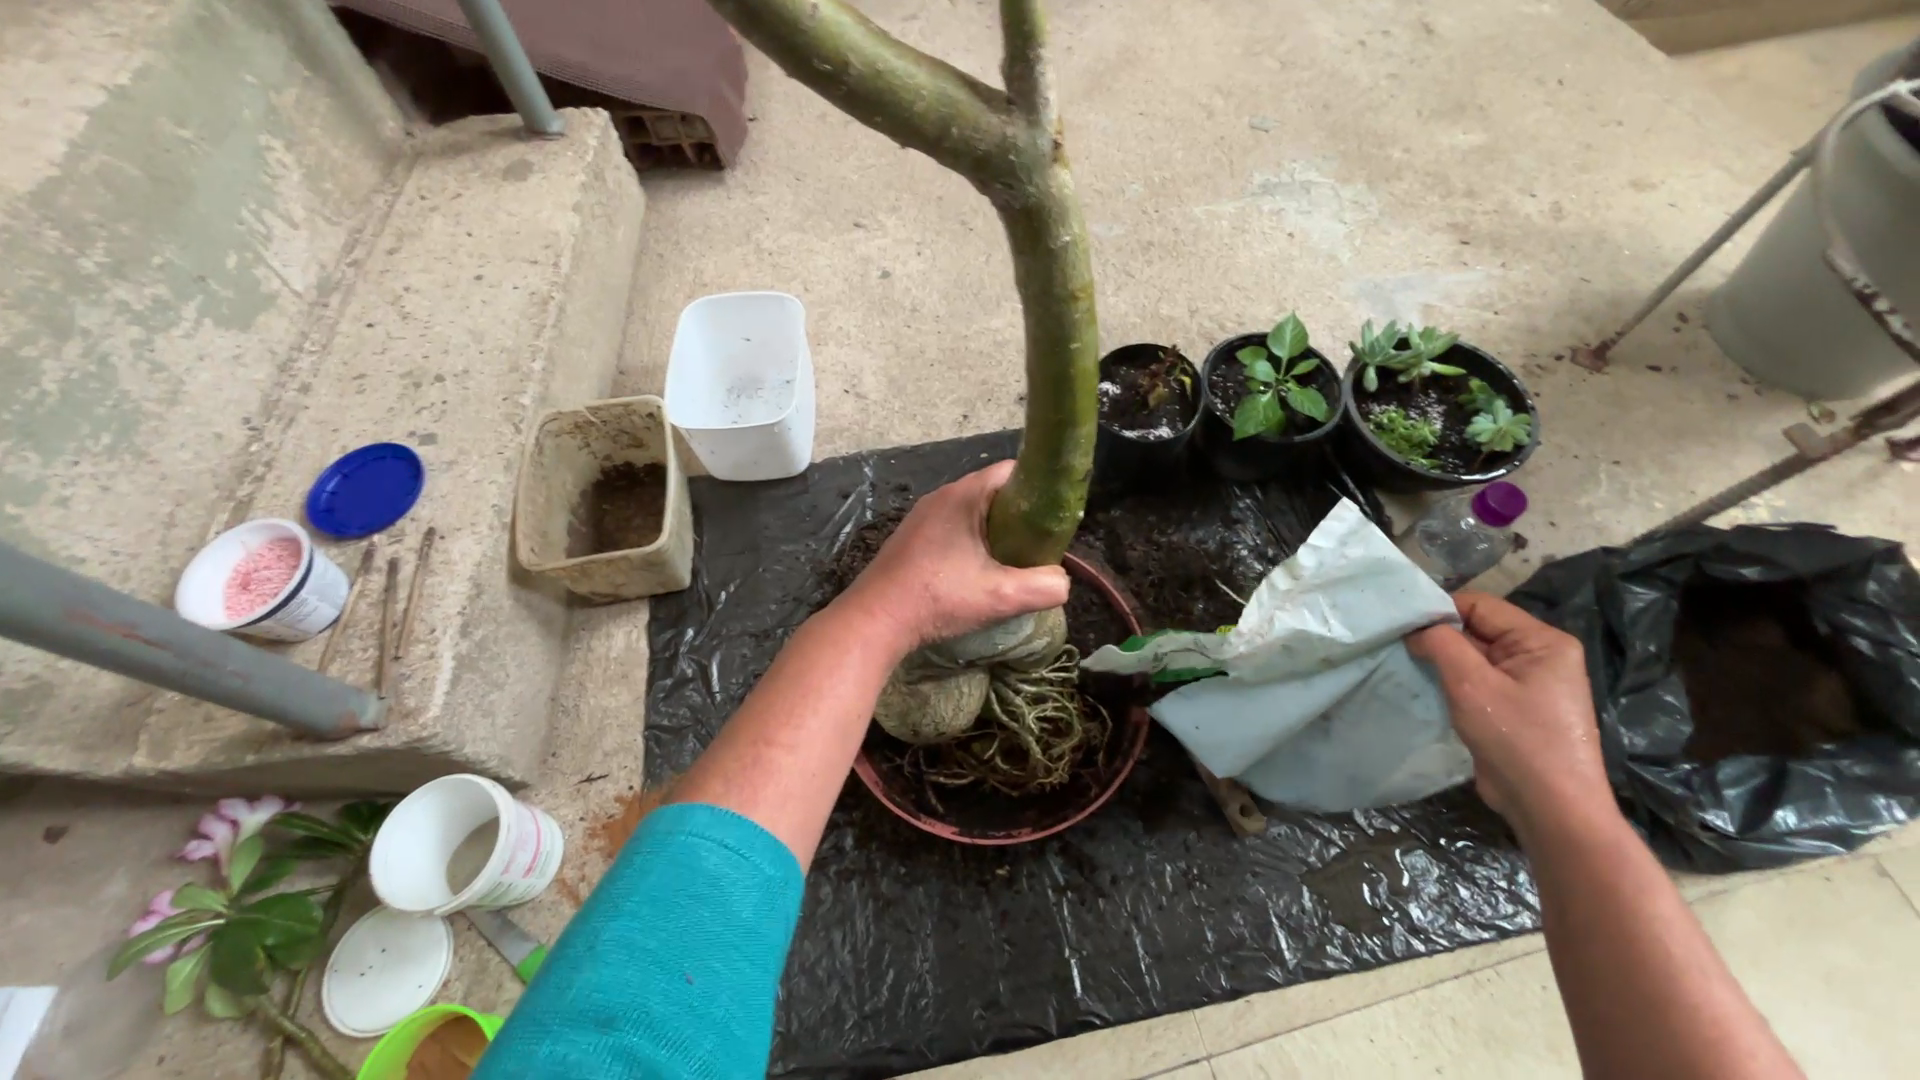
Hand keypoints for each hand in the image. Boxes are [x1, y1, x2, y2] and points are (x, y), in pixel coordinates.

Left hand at [833, 461, 1070, 655]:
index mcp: (964, 495)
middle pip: (995, 493)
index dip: (1040, 489)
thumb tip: (1062, 582)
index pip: (1013, 472)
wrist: (875, 620)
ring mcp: (923, 517)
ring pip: (973, 514)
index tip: (1055, 520)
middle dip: (1021, 517)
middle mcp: (941, 496)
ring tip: (1011, 565)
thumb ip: (1044, 586)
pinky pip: (953, 529)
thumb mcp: (1001, 596)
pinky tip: (977, 575)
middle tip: (1037, 548)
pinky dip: (972, 544)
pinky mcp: (912, 539)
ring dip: (996, 534)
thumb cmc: (938, 598)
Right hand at [1408, 591, 1612, 835]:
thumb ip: (1441, 644)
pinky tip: (1430, 692)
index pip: (1481, 606)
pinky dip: (1453, 684)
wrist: (1550, 808)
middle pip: (1478, 629)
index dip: (1440, 611)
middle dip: (1440, 638)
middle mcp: (1541, 656)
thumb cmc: (1516, 739)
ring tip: (1411, 669)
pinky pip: (1478, 682)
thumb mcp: (1471, 684)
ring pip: (1474, 657)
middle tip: (1400, 648)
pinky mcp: (1516, 709)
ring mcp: (1530, 684)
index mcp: (1543, 641)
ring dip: (1443, 663)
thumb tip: (1416, 628)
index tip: (1402, 627)